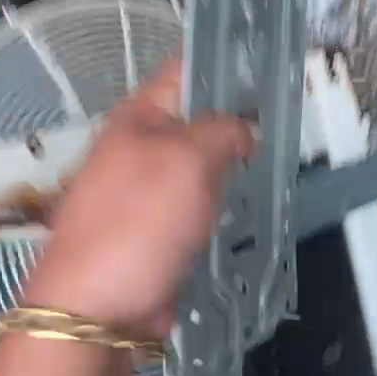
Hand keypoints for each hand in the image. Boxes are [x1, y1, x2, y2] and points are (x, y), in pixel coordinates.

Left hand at [22, 62, 253, 341]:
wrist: (93, 312)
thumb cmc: (139, 221)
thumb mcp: (189, 159)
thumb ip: (225, 131)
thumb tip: (247, 129)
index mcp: (137, 116)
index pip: (185, 69)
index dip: (225, 64)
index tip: (268, 72)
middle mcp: (138, 146)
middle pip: (196, 118)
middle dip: (236, 120)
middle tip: (282, 123)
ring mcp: (144, 190)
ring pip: (199, 165)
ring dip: (231, 166)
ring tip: (274, 163)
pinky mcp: (154, 230)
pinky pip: (196, 204)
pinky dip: (220, 205)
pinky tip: (248, 207)